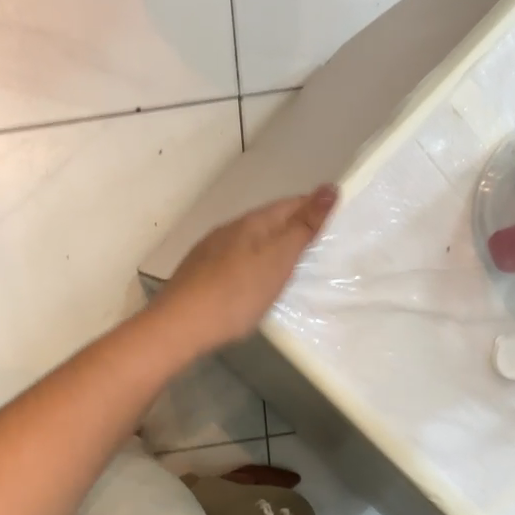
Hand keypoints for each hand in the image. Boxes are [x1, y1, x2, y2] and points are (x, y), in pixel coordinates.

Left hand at [150, 185, 337, 350]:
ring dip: (268, 252)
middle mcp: (227, 231)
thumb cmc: (235, 293)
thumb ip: (304, 225)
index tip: (335, 223)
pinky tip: (250, 287)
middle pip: (267, 224)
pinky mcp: (196, 278)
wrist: (179, 327)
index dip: (313, 209)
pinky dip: (248, 270)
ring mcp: (208, 254)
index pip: (289, 204)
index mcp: (251, 223)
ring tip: (286, 271)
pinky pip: (231, 266)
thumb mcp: (278, 258)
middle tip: (316, 251)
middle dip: (291, 232)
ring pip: (247, 245)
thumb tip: (330, 187)